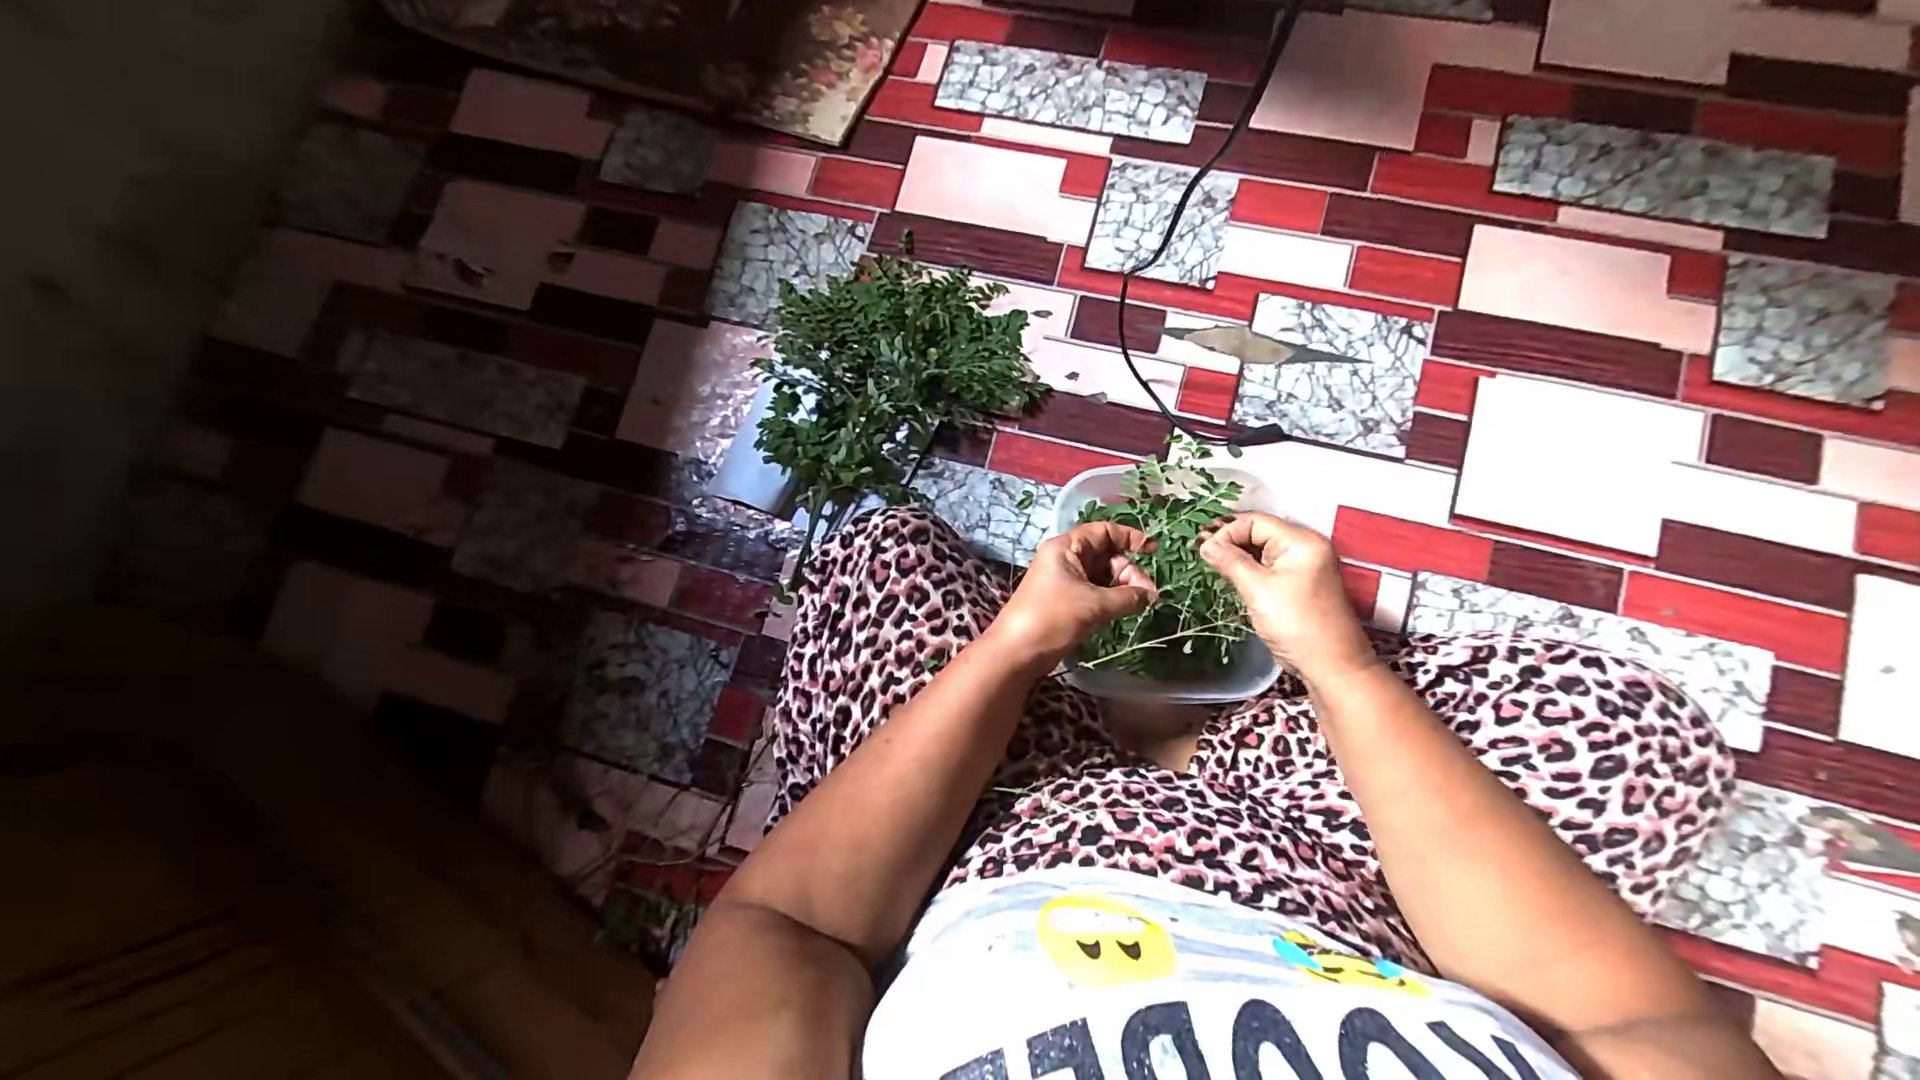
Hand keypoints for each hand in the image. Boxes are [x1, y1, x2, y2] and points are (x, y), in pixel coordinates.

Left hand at [988, 522, 1158, 666]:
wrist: (1017, 652)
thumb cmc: (1053, 617)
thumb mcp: (1094, 604)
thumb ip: (1128, 597)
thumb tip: (1151, 595)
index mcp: (1065, 547)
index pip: (1103, 531)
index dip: (1130, 537)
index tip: (1153, 550)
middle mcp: (1065, 559)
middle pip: (1105, 555)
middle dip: (1129, 571)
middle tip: (1147, 594)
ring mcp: (1064, 581)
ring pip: (1102, 575)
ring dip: (1122, 587)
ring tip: (1139, 604)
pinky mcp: (1066, 601)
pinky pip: (1095, 592)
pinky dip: (1111, 598)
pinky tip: (1125, 609)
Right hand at [1199, 513, 1378, 685]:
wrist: (1332, 666)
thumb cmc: (1298, 625)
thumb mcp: (1258, 590)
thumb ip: (1230, 561)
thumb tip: (1206, 544)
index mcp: (1302, 542)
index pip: (1255, 521)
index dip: (1226, 531)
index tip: (1204, 549)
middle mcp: (1306, 547)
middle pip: (1259, 532)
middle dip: (1229, 540)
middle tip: (1202, 553)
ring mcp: (1304, 566)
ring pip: (1262, 549)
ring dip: (1237, 554)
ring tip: (1213, 564)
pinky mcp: (1299, 583)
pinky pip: (1268, 565)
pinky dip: (1249, 567)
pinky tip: (1232, 575)